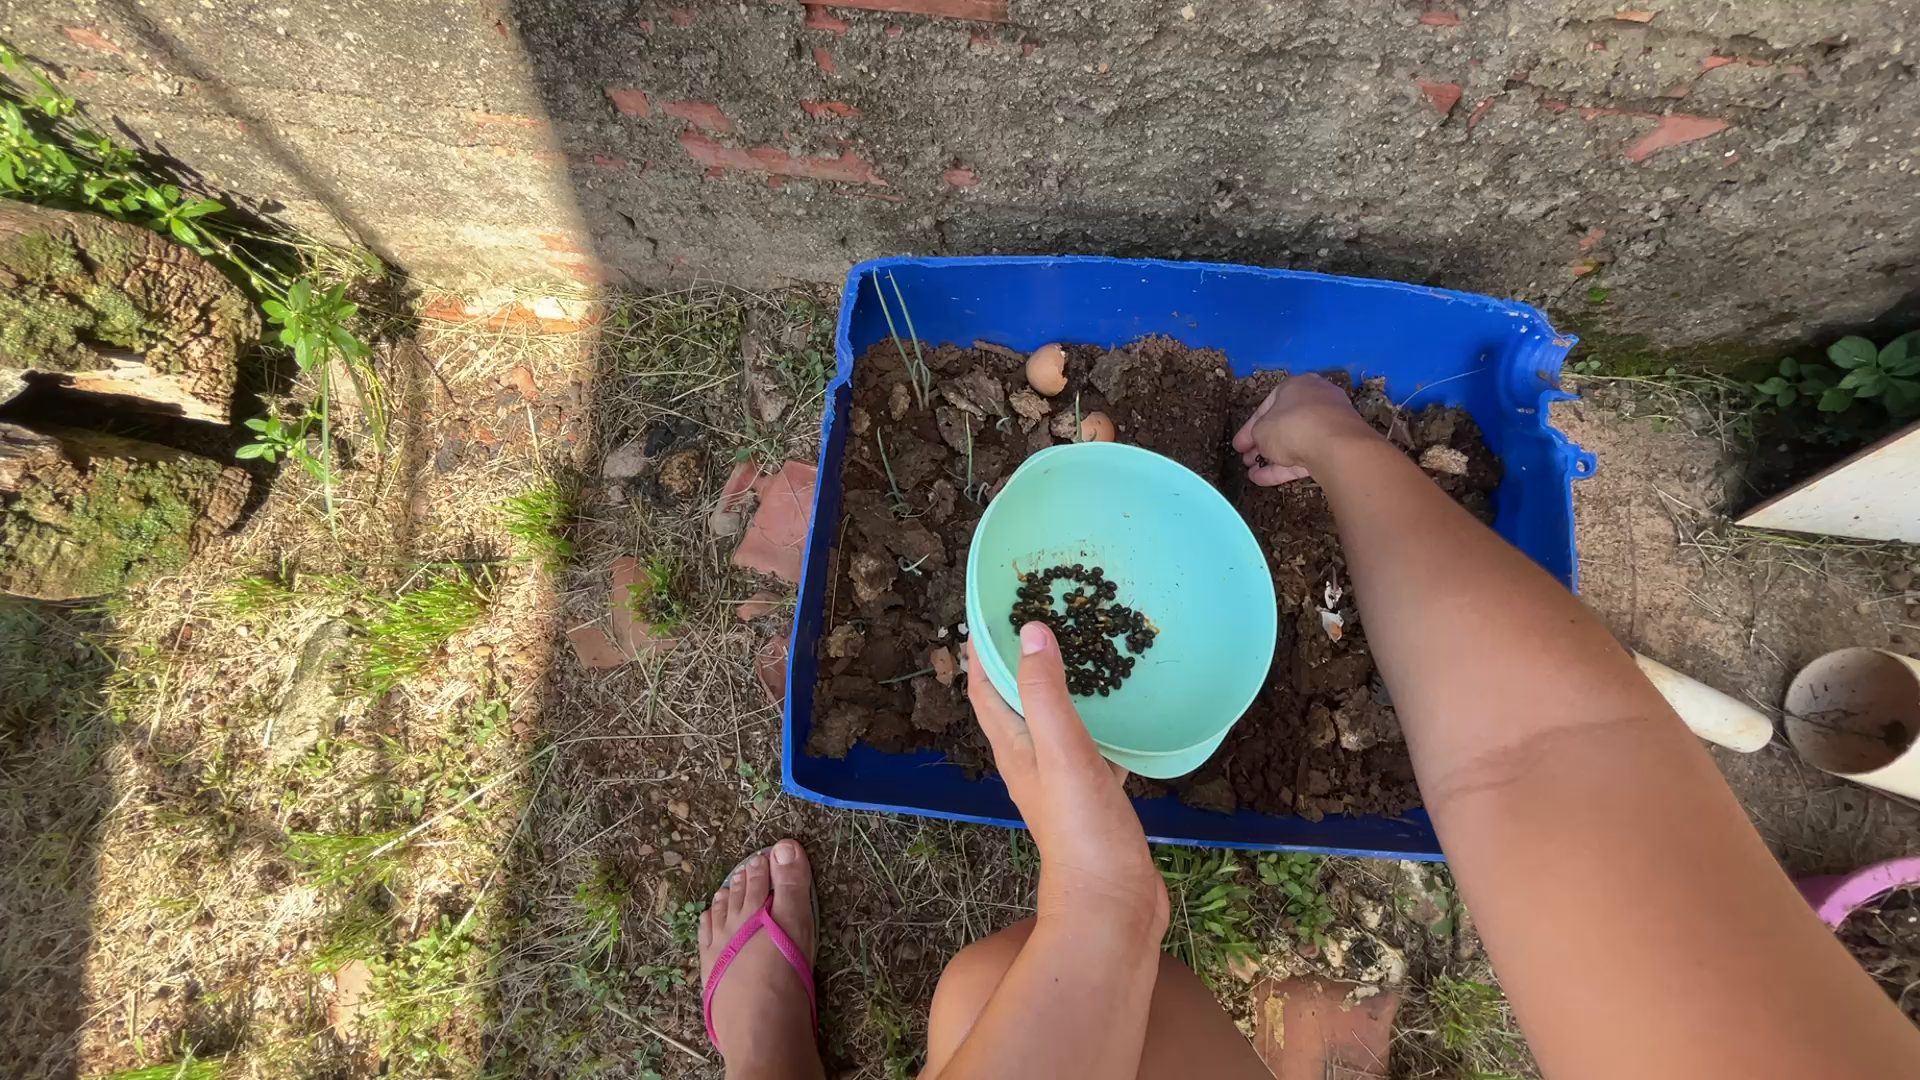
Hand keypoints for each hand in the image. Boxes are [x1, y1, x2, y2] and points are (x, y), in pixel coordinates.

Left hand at [967, 625, 1167, 938]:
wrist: (1113, 904)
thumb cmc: (1082, 826)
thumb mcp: (1061, 749)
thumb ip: (1045, 692)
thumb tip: (1030, 630)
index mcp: (1012, 745)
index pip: (984, 685)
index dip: (981, 647)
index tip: (991, 607)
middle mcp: (1029, 758)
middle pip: (1015, 697)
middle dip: (1021, 657)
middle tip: (1044, 617)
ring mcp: (1060, 777)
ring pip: (1053, 718)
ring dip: (1060, 684)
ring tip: (1084, 649)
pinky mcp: (1090, 792)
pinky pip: (1088, 742)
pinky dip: (1097, 718)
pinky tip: (1122, 708)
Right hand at [1231, 373, 1377, 485]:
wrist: (1335, 445)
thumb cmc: (1291, 426)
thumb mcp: (1260, 430)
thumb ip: (1256, 435)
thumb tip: (1260, 443)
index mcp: (1295, 386)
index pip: (1266, 407)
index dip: (1248, 429)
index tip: (1239, 445)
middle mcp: (1314, 399)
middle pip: (1282, 424)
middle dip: (1261, 444)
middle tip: (1246, 458)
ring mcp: (1328, 423)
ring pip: (1294, 442)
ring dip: (1271, 458)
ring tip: (1252, 472)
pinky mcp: (1336, 446)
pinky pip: (1305, 455)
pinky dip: (1284, 467)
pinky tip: (1263, 479)